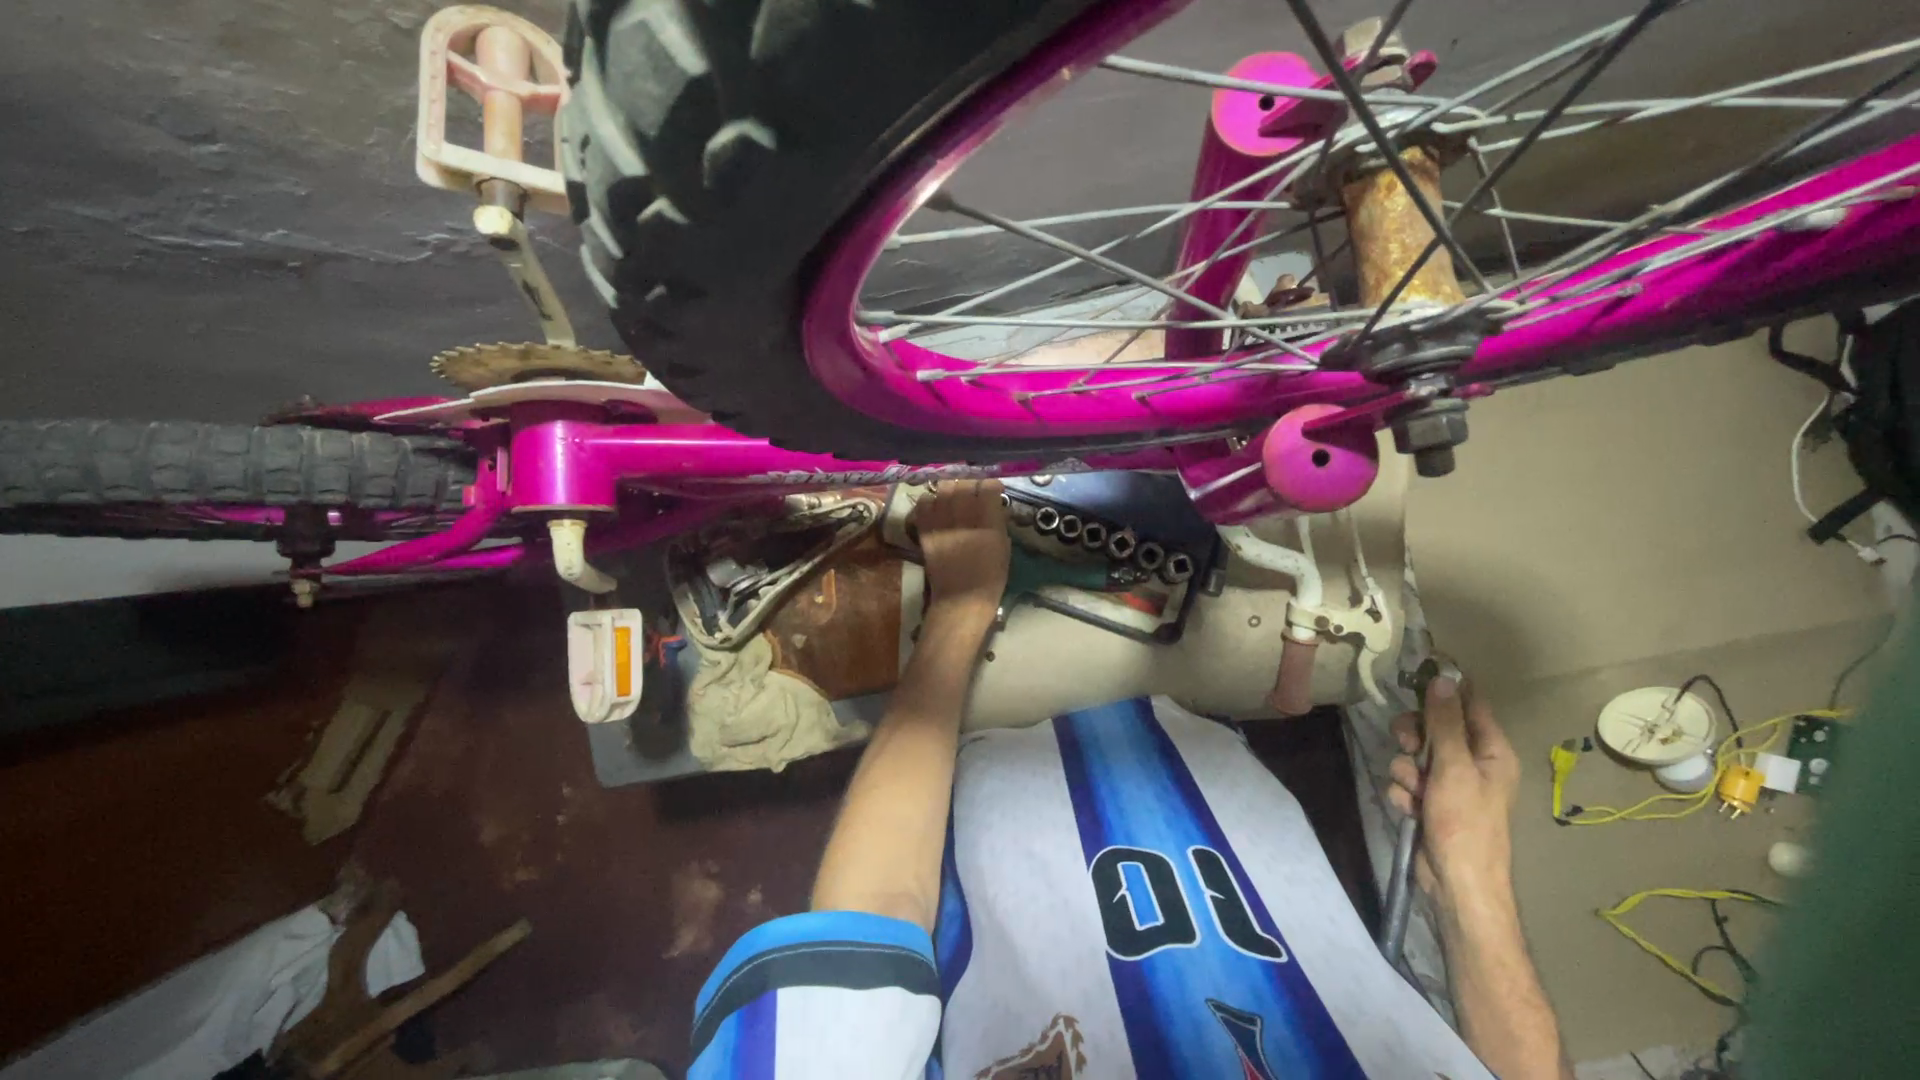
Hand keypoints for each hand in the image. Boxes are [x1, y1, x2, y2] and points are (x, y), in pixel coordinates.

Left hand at [915, 479, 1010, 618]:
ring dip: (951, 488)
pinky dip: (930, 499)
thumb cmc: (990, 576)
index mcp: (988, 521)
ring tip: (954, 495)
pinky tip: (937, 506)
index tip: (994, 490)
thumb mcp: (1003, 545)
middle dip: (971, 483)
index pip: (988, 486)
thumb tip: (994, 503)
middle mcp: (964, 516)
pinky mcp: (925, 529)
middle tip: (973, 491)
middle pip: (965, 482)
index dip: (992, 485)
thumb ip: (998, 520)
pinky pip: (924, 502)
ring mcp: (942, 522)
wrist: (961, 599)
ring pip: (943, 487)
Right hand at [1387, 677, 1521, 910]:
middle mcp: (1473, 762)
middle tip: (1408, 746)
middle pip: (1434, 727)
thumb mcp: (1454, 767)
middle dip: (1414, 737)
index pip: (1469, 703)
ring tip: (1414, 793)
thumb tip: (1442, 679)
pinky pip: (1406, 781)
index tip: (1416, 674)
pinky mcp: (1430, 802)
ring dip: (1406, 771)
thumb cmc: (1465, 823)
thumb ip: (1445, 723)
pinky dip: (1403, 793)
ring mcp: (1450, 784)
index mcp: (1492, 751)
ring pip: (1413, 755)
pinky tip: (1410, 809)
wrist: (1457, 882)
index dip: (1445, 688)